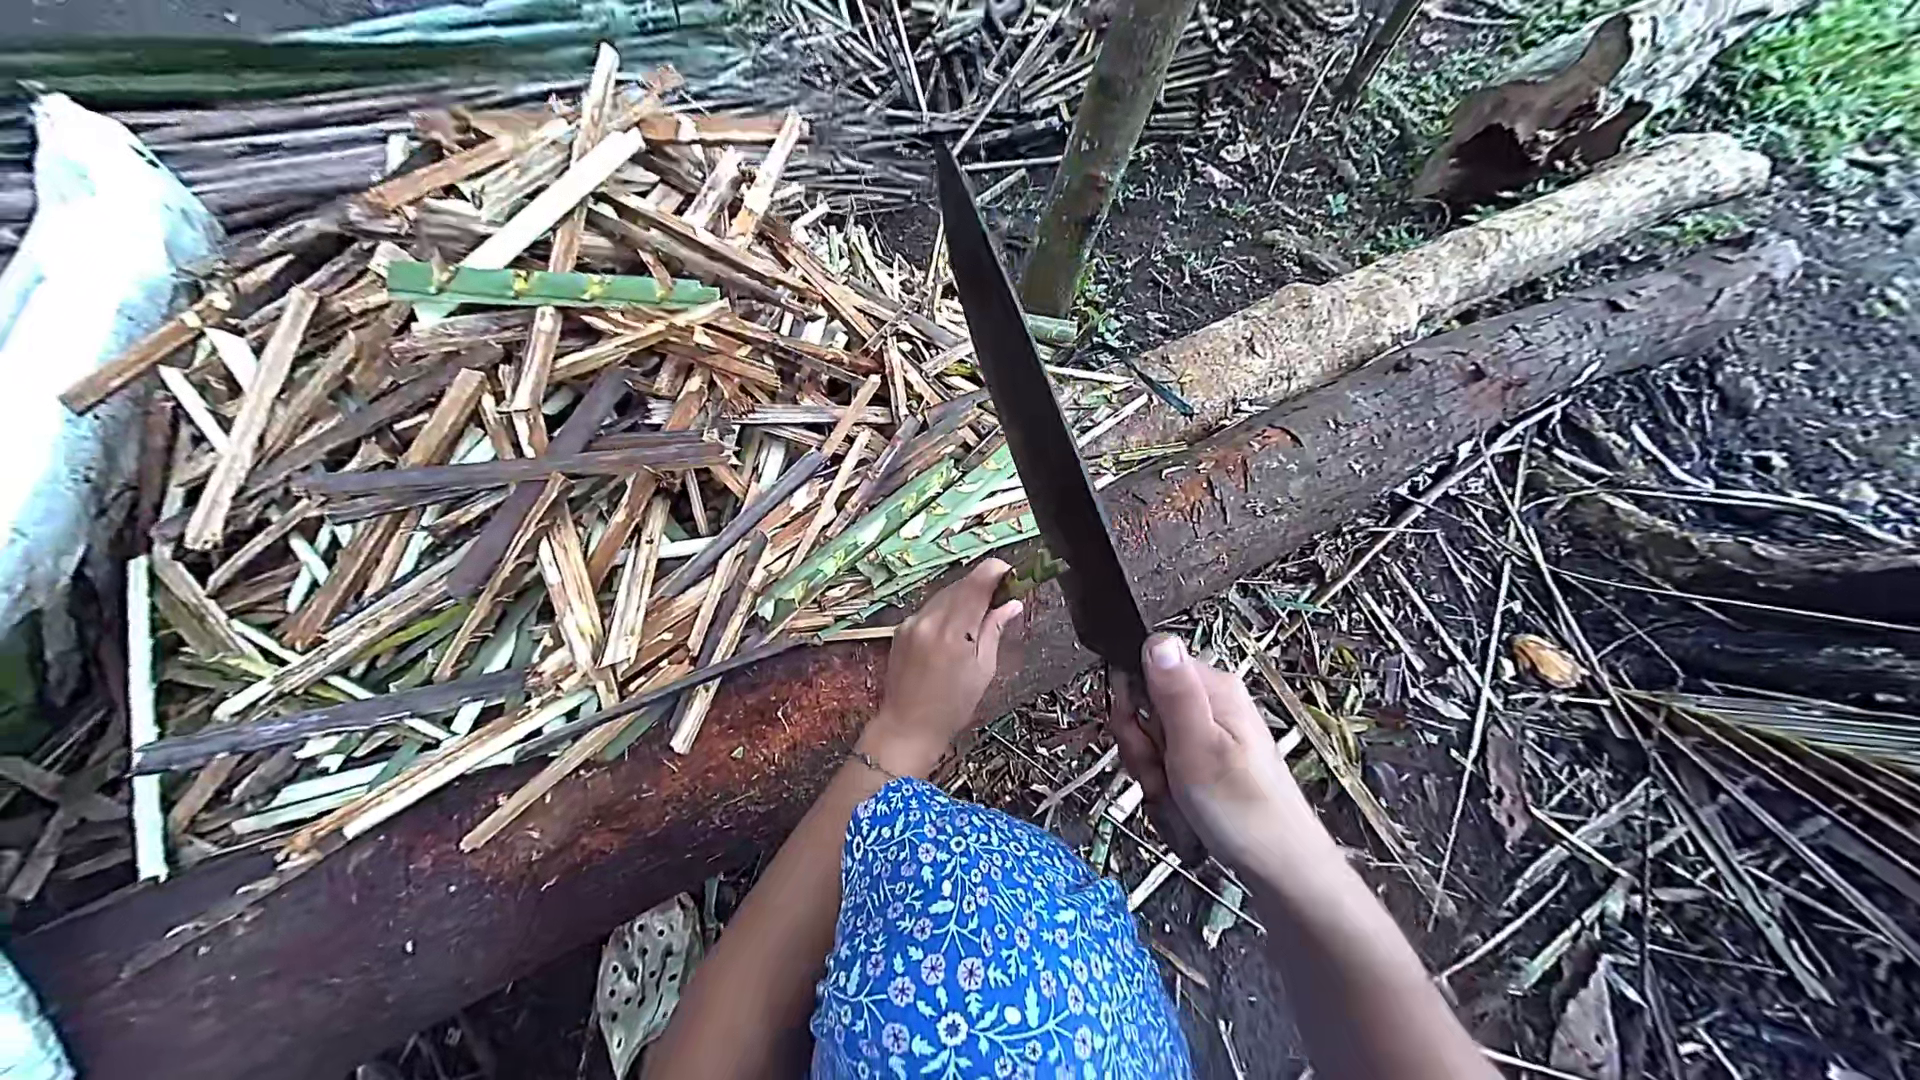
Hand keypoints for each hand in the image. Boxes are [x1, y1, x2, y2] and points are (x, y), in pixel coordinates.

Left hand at [861, 558, 1023, 776]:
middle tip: (1000, 599)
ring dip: (963, 597)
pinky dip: (945, 610)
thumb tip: (1012, 604)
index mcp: (954, 631)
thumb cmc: (953, 705)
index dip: (996, 571)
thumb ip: (994, 630)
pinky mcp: (901, 628)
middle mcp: (930, 619)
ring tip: (976, 617)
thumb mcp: (983, 669)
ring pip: (944, 594)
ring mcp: (912, 622)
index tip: (1010, 576)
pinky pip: (929, 608)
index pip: (977, 581)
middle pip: (961, 584)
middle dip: (981, 586)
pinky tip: (952, 630)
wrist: (907, 726)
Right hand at [1109, 634, 1330, 879]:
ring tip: (1173, 791)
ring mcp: (1205, 732)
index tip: (1141, 735)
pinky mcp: (1203, 758)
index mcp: (1212, 689)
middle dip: (1140, 745)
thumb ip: (1174, 692)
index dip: (1131, 704)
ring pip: (1148, 738)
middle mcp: (1210, 704)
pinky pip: (1161, 762)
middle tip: (1160, 770)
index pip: (1144, 668)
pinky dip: (1161, 786)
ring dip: (1149, 770)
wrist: (1278, 870)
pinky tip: (1178, 802)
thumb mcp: (1199, 747)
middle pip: (1142, 705)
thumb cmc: (1248, 814)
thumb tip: (1157, 639)